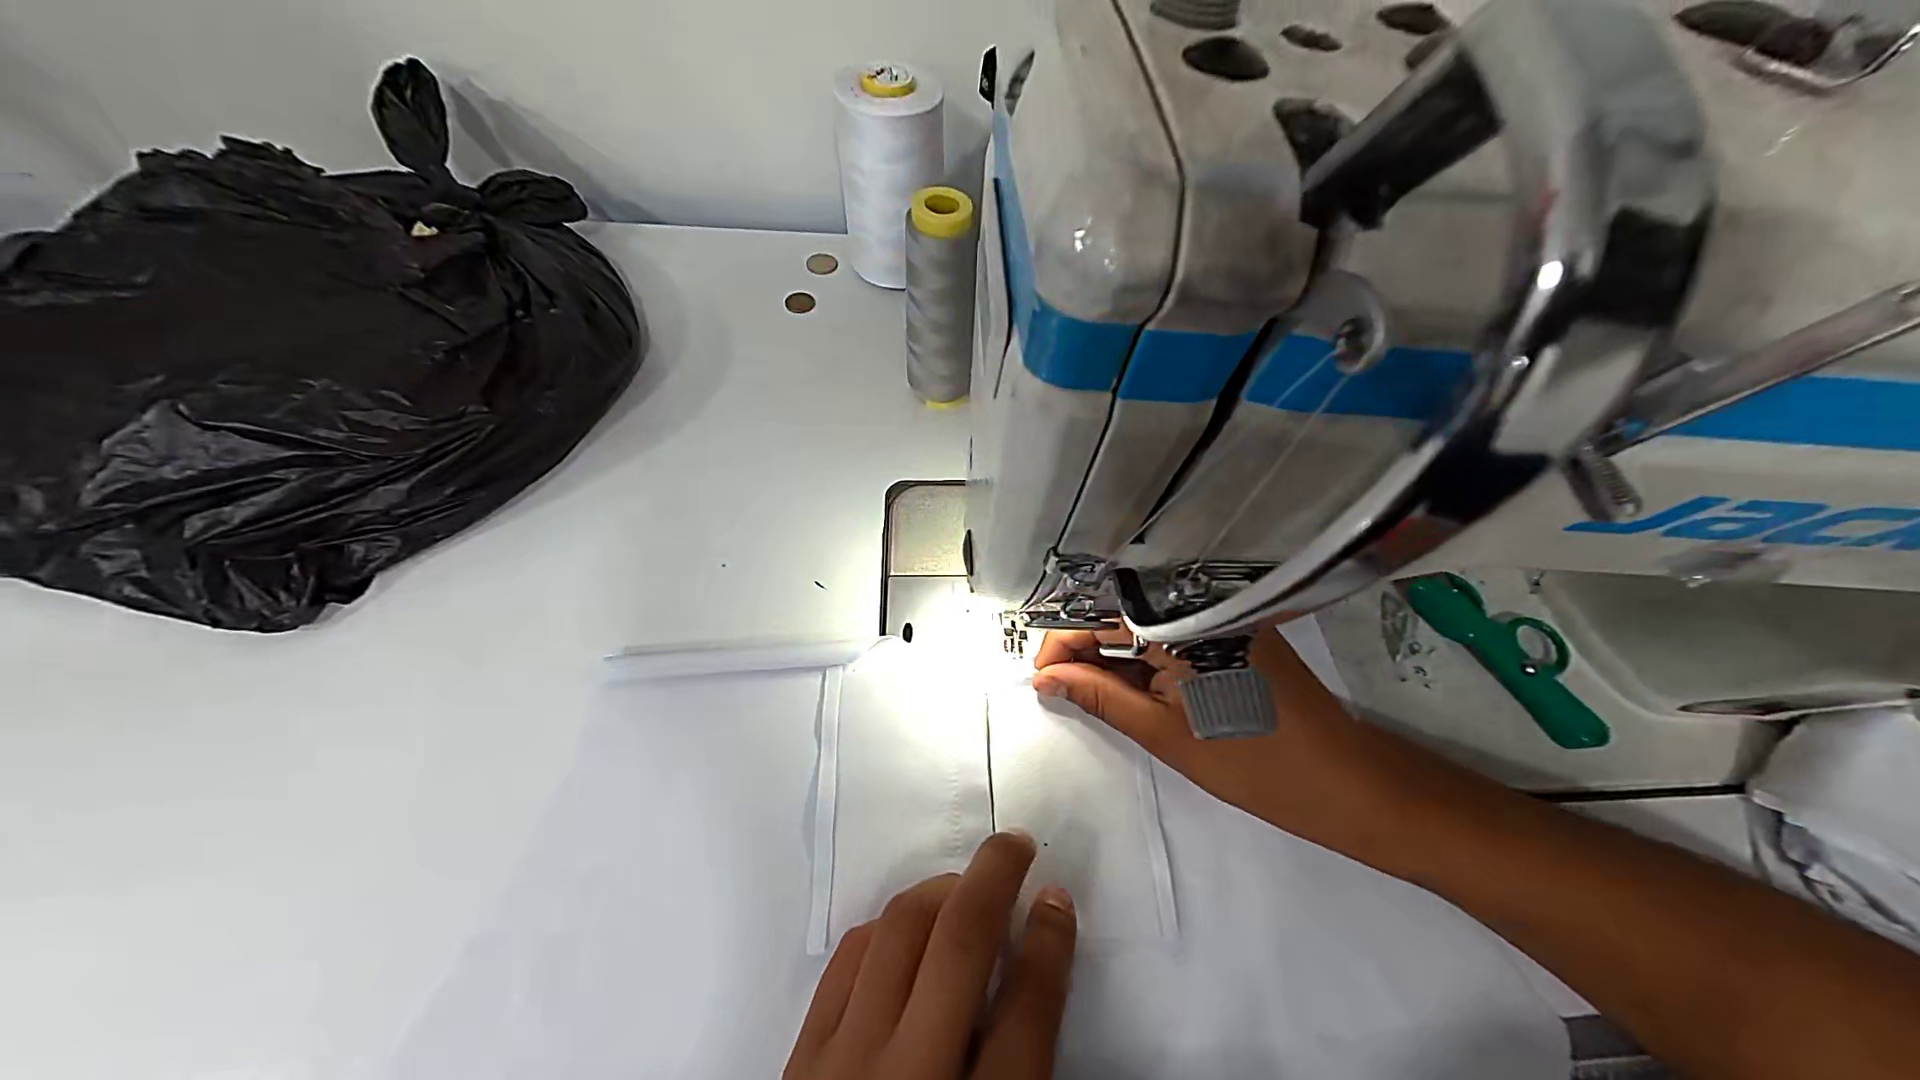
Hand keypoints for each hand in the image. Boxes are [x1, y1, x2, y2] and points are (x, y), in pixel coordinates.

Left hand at [783, 832, 1077, 1079]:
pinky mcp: (800, 1061)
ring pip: (899, 933)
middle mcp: (910, 1079)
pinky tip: (904, 929)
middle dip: (995, 878)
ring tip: (964, 883)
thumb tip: (1035, 982)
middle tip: (1015, 845)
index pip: (1028, 1011)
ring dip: (939, 890)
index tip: (1056, 898)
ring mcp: (844, 1064)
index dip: (1049, 942)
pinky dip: (883, 930)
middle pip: (960, 943)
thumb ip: (1021, 1071)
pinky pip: (846, 961)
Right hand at [1031, 626, 1393, 856]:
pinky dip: (1146, 661)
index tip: (1040, 677)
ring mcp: (1221, 618)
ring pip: (1145, 628)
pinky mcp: (1233, 633)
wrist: (1347, 784)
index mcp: (1183, 623)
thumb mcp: (1163, 732)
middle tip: (1059, 690)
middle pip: (1122, 617)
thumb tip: (1045, 679)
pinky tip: (1131, 690)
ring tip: (1092, 696)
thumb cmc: (1254, 764)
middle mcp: (1202, 606)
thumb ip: (1098, 696)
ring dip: (1114, 658)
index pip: (1101, 617)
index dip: (1061, 643)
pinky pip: (1173, 637)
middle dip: (1084, 651)